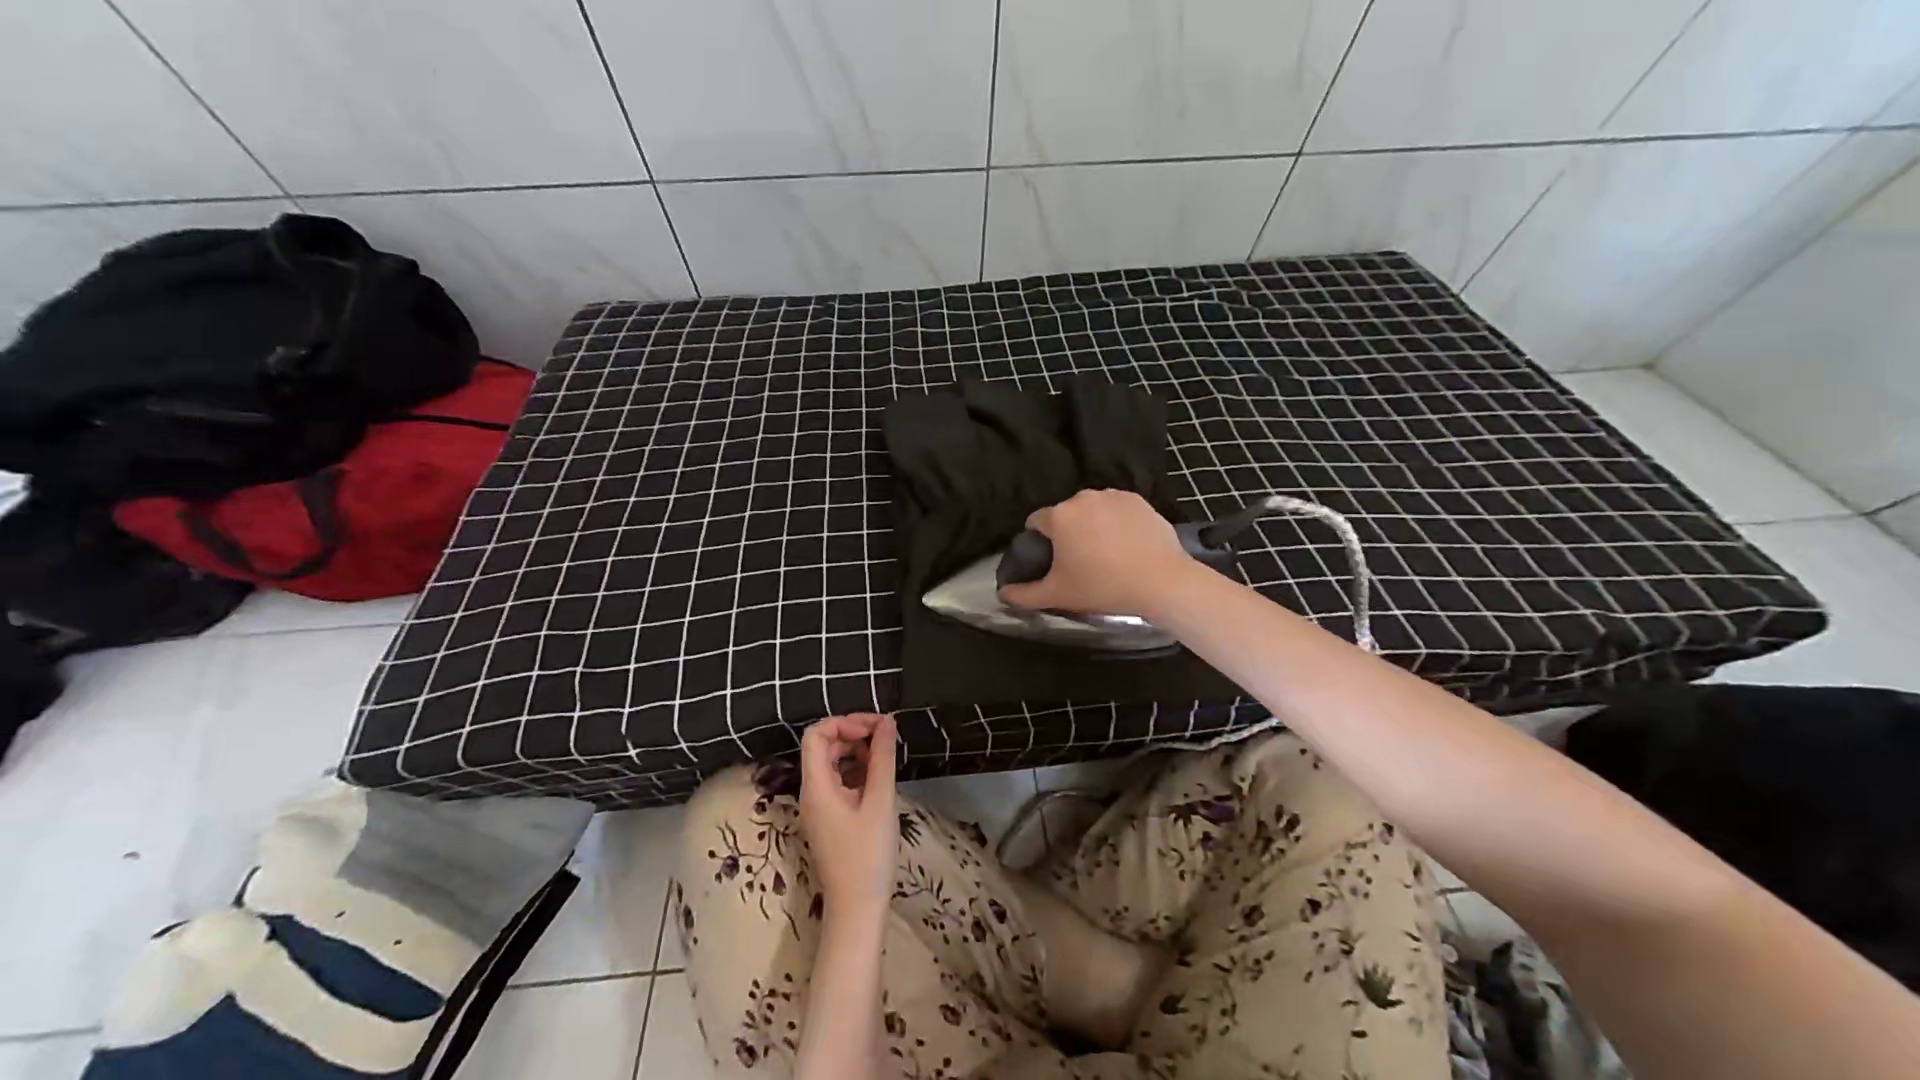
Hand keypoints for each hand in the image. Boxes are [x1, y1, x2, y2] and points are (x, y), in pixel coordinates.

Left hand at [799, 713, 897, 923]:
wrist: (857, 908)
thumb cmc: (868, 854)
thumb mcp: (880, 801)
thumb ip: (882, 758)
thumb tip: (887, 722)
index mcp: (816, 785)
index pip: (816, 734)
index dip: (844, 723)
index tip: (875, 728)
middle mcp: (811, 792)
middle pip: (823, 746)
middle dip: (852, 733)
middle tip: (885, 735)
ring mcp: (819, 807)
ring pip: (831, 763)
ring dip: (856, 751)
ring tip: (885, 754)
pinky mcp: (830, 818)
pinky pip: (838, 781)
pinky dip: (856, 770)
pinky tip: (879, 776)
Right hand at [998, 489, 1193, 616]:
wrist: (1161, 581)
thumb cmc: (1103, 587)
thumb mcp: (1058, 595)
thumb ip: (1024, 595)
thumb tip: (1002, 594)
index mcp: (1059, 516)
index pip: (1036, 522)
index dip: (1039, 542)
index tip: (1051, 561)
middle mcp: (1083, 497)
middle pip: (1066, 514)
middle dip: (1068, 533)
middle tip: (1080, 562)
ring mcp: (1113, 496)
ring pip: (1092, 510)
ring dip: (1092, 525)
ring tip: (1106, 554)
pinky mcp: (1138, 500)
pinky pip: (1117, 509)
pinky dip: (1117, 523)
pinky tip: (1126, 545)